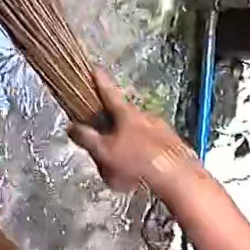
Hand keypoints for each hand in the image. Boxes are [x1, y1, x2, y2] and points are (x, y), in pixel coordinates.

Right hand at [67, 70, 200, 193]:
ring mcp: (163, 131)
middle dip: (114, 128)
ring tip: (122, 169)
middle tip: (104, 143)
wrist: (177, 179)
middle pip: (125, 117)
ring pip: (140, 134)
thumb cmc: (137, 163)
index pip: (109, 93)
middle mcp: (147, 118)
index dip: (100, 82)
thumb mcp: (103, 151)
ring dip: (129, 146)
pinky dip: (144, 158)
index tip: (96, 70)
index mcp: (127, 114)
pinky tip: (140, 174)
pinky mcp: (175, 148)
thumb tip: (72, 127)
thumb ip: (86, 138)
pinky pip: (154, 149)